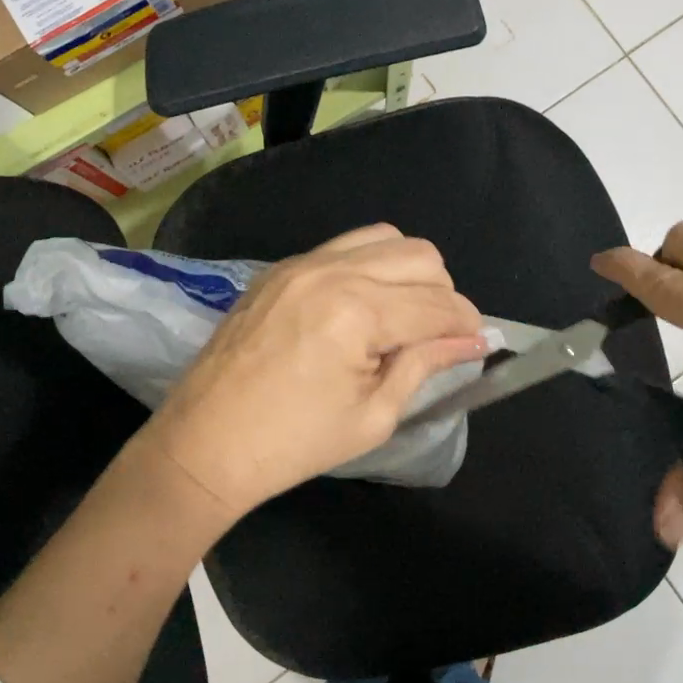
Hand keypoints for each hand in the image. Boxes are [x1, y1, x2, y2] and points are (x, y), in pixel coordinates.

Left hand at [146, 225, 486, 515]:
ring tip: (399, 317)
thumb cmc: (293, 444)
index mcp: (357, 312)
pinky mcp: (281, 267)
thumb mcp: (373, 415)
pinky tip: (359, 309)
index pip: (438, 304)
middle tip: (435, 337)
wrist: (205, 442)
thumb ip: (425, 366)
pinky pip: (344, 246)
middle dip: (442, 294)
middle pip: (420, 256)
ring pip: (384, 238)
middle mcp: (332, 271)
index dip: (467, 325)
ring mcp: (302, 262)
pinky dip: (368, 267)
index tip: (477, 344)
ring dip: (407, 272)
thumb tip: (473, 341)